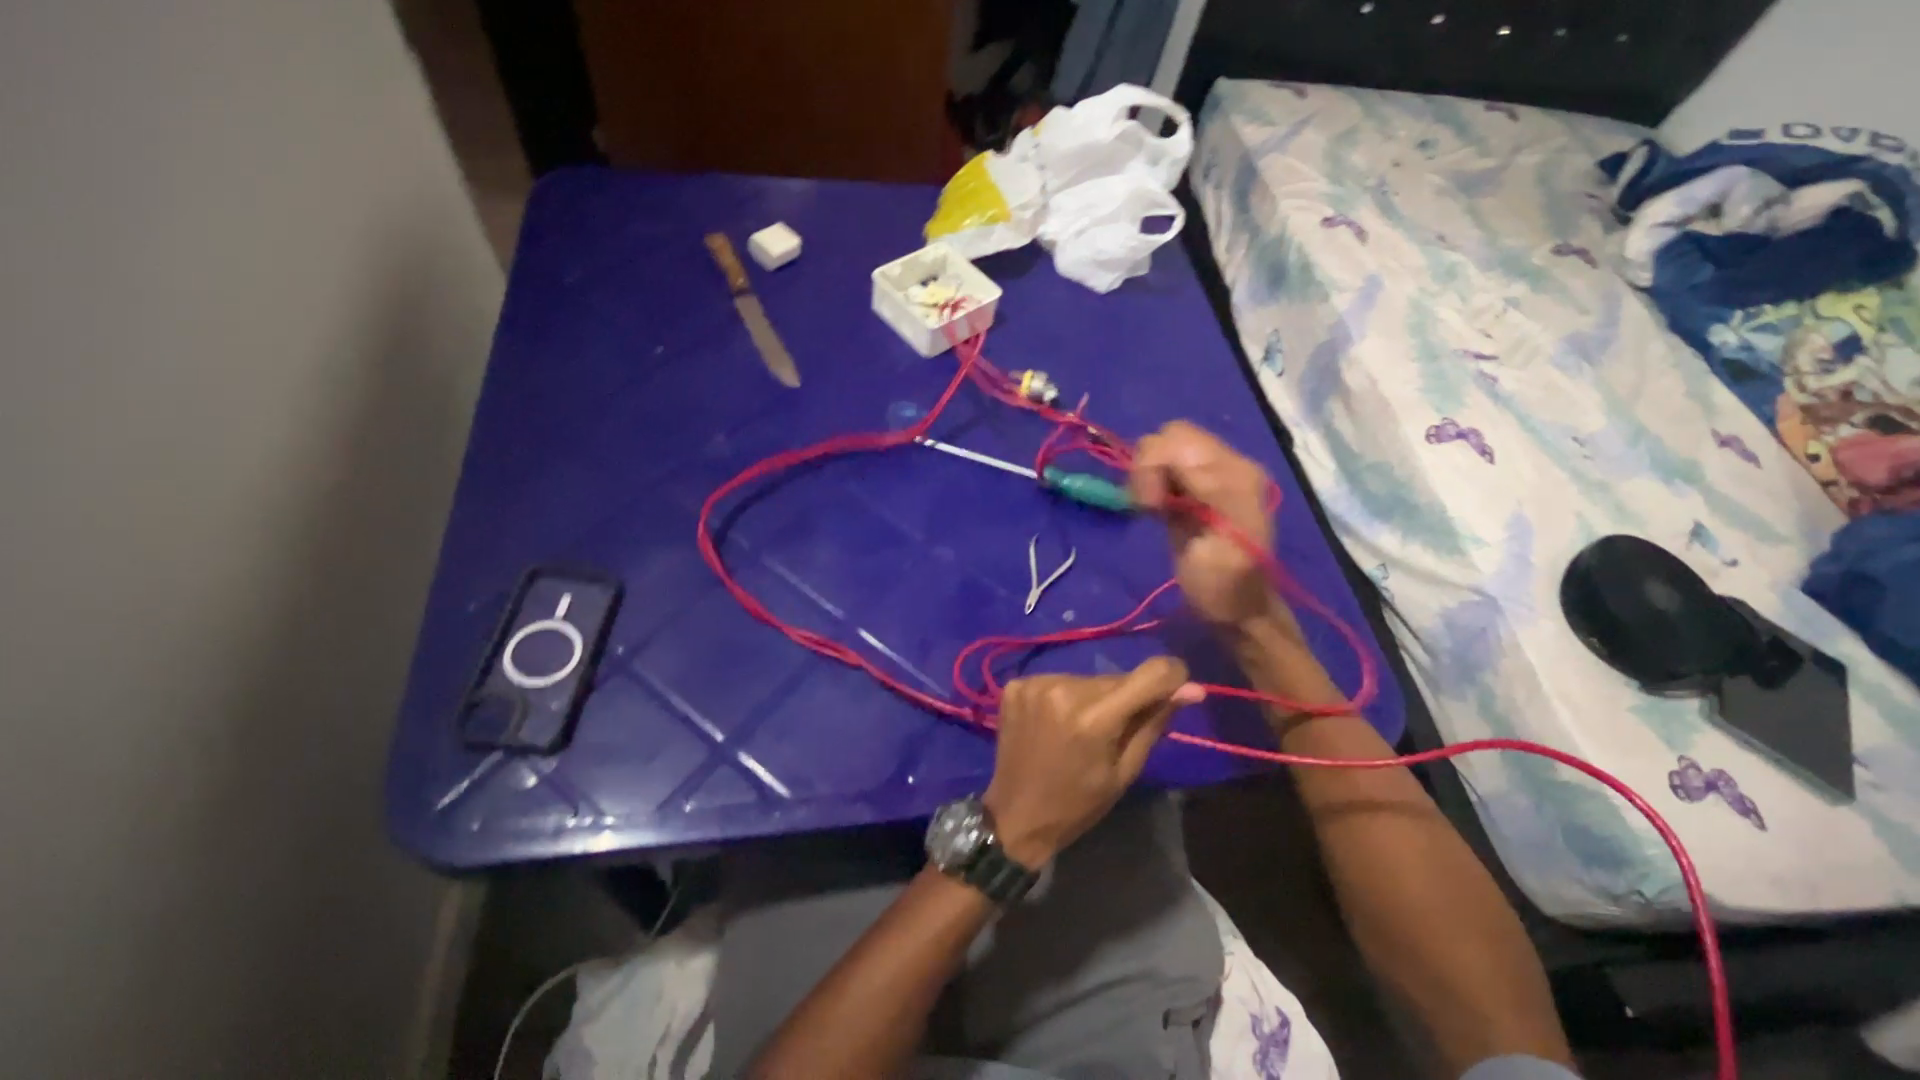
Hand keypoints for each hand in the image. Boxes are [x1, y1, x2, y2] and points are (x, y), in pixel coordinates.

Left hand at [983, 657, 1204, 865]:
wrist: (1015, 816)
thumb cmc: (1077, 804)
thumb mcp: (1125, 771)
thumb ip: (1155, 723)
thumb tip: (1193, 689)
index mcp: (1095, 718)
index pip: (1152, 673)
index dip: (1172, 677)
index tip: (1177, 690)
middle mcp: (1064, 690)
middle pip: (1117, 678)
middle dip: (1126, 698)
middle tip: (1114, 732)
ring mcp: (1035, 684)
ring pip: (1088, 680)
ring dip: (1094, 698)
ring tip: (1080, 732)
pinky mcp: (1016, 685)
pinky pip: (1059, 681)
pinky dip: (1065, 698)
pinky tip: (1055, 725)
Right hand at [1129, 421, 1283, 627]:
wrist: (1234, 611)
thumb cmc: (1227, 587)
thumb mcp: (1226, 548)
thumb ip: (1212, 495)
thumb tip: (1175, 458)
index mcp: (1236, 473)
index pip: (1179, 439)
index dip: (1155, 467)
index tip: (1153, 508)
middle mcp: (1224, 466)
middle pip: (1169, 437)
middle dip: (1148, 468)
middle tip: (1150, 508)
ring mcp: (1206, 477)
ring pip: (1161, 449)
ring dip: (1146, 476)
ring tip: (1152, 509)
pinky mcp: (1188, 490)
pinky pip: (1160, 467)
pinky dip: (1148, 483)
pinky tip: (1155, 509)